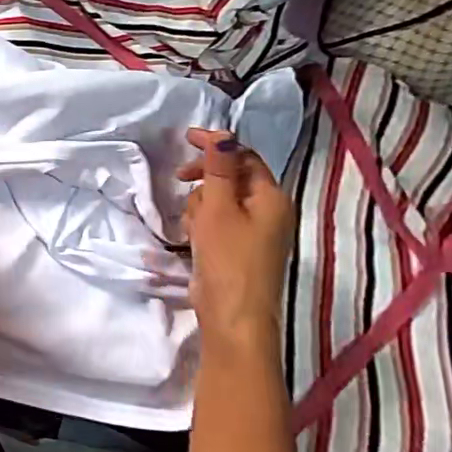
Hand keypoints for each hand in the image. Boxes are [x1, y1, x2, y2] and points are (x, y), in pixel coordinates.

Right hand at [177, 128, 294, 339]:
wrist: (233, 316)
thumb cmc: (227, 258)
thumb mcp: (218, 209)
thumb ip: (218, 171)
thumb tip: (224, 136)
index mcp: (272, 197)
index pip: (245, 157)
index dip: (217, 145)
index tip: (185, 138)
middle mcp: (270, 211)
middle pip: (232, 178)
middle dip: (205, 178)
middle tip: (179, 179)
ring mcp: (255, 232)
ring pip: (221, 201)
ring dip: (201, 204)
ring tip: (191, 224)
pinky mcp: (238, 249)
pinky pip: (218, 222)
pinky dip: (203, 223)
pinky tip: (193, 238)